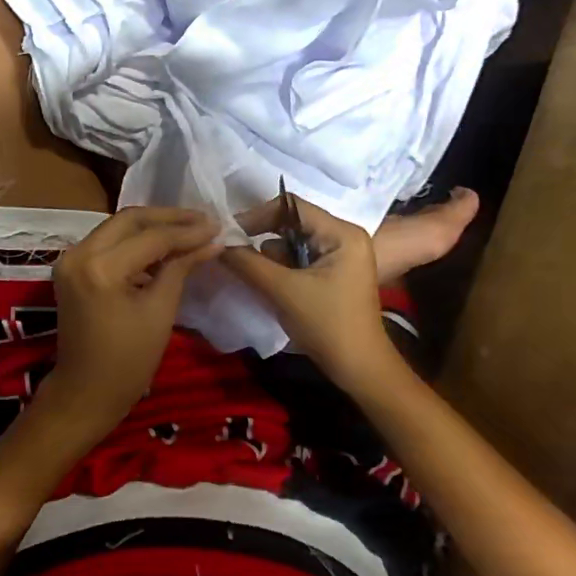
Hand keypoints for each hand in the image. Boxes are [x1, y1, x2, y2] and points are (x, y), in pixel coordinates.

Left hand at [48, 207, 222, 428]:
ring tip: (189, 230)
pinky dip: (134, 242)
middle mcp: (79, 254)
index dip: (187, 231)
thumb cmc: (128, 362)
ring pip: (116, 227)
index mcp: (100, 268)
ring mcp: (70, 259)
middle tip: (203, 220)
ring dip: (151, 227)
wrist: (84, 393)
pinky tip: (162, 247)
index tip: (217, 225)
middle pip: (129, 220)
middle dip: (168, 218)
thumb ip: (181, 268)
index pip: (151, 237)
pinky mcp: (71, 267)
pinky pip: (106, 243)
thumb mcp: (160, 312)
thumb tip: (211, 241)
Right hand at [221, 190, 476, 385]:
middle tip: (235, 251)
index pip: (292, 206)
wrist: (358, 369)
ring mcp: (341, 255)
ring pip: (293, 241)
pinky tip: (268, 282)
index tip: (231, 233)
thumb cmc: (326, 325)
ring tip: (254, 273)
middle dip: (262, 236)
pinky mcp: (334, 273)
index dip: (258, 215)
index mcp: (342, 233)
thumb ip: (247, 262)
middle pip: (292, 222)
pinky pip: (299, 258)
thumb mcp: (282, 290)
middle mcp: (344, 236)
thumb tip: (217, 243)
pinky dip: (280, 266)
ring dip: (270, 255)